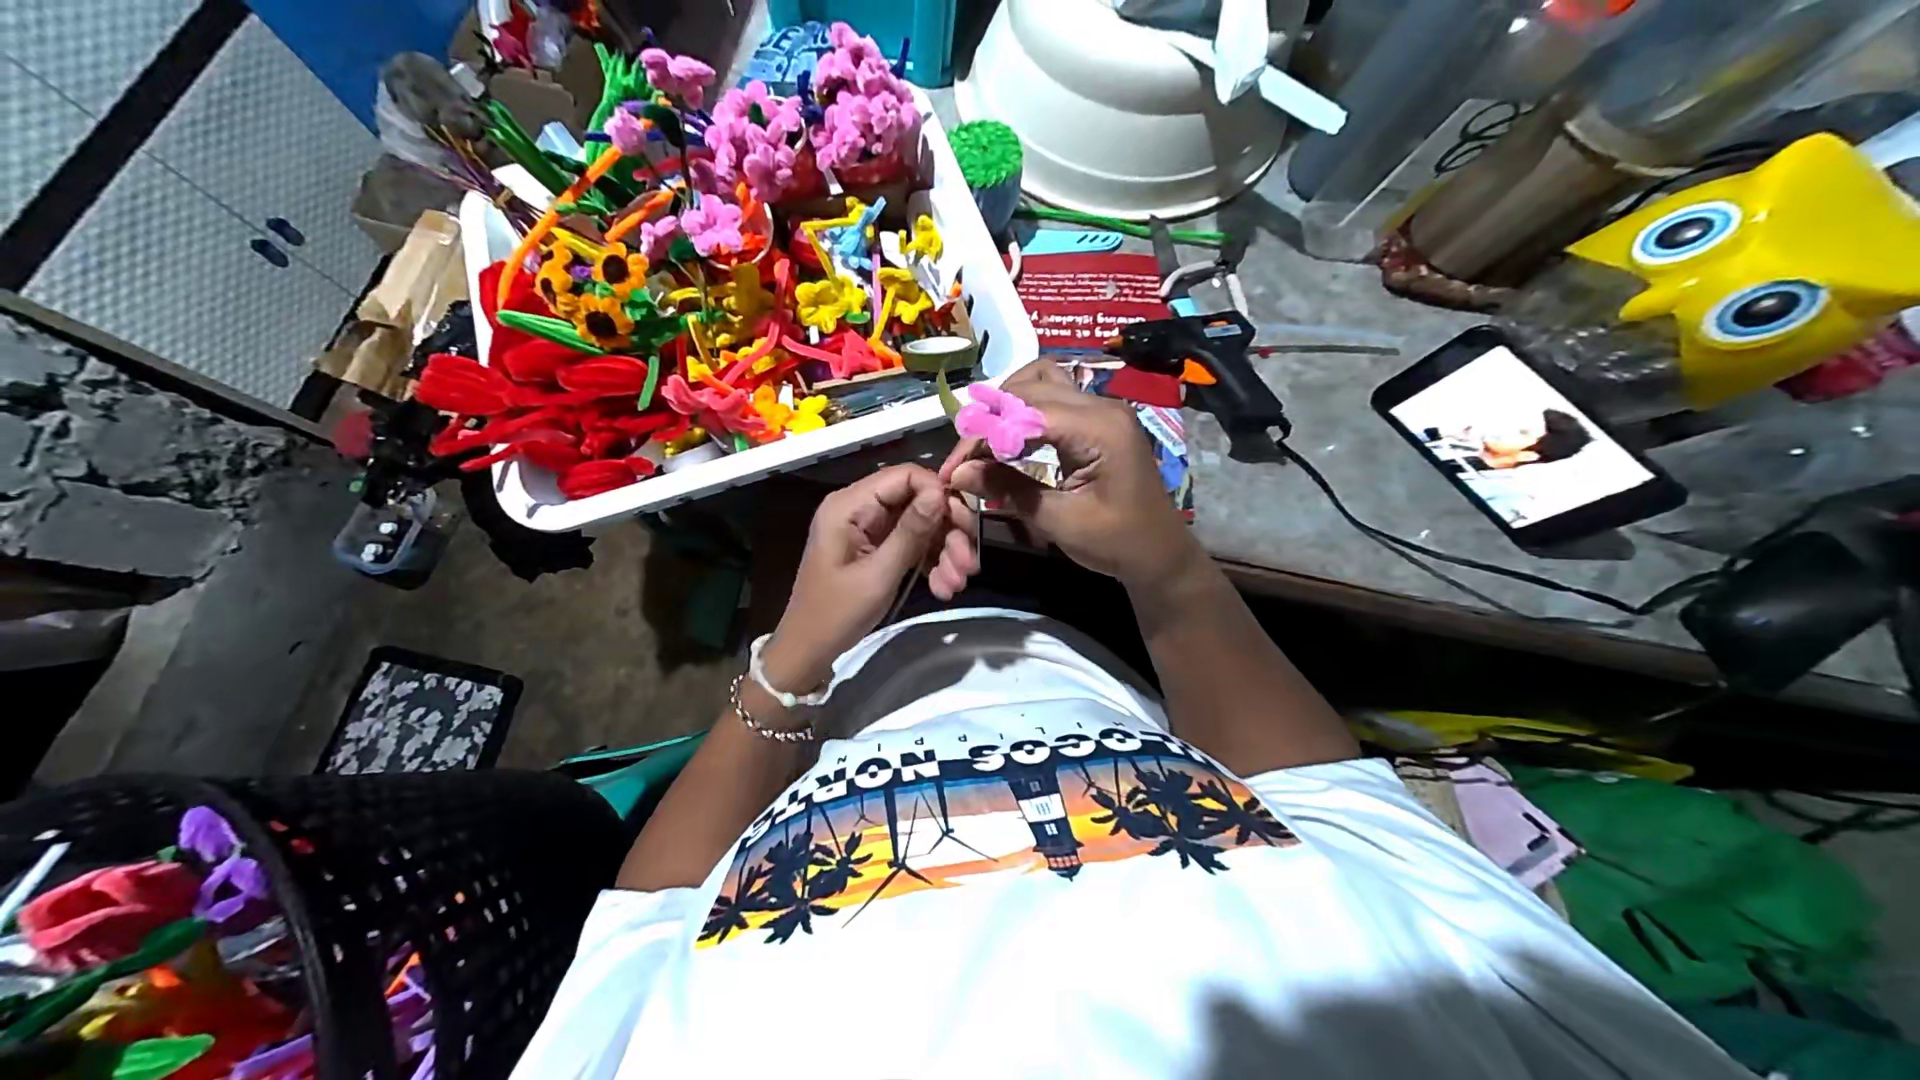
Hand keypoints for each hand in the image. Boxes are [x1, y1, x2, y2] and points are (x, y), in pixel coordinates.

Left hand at [762, 464, 978, 691]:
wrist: (810, 648)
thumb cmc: (836, 612)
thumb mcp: (878, 574)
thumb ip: (910, 532)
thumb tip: (939, 493)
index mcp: (849, 505)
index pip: (905, 475)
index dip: (938, 493)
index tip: (964, 524)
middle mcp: (860, 508)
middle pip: (917, 500)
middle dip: (947, 530)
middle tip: (969, 562)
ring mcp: (869, 529)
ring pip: (920, 524)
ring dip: (944, 551)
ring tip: (957, 583)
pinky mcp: (878, 548)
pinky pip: (912, 543)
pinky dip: (931, 562)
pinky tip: (944, 587)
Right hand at [939, 361, 1199, 588]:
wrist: (1159, 554)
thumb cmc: (1116, 543)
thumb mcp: (1059, 521)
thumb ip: (1010, 489)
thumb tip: (960, 473)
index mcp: (1099, 429)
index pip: (1025, 412)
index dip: (983, 434)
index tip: (955, 465)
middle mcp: (1102, 406)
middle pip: (1032, 385)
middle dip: (991, 416)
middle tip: (966, 455)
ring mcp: (1102, 410)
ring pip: (1043, 380)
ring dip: (1008, 404)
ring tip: (984, 439)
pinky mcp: (1098, 420)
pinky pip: (1054, 399)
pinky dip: (1024, 411)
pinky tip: (1008, 437)